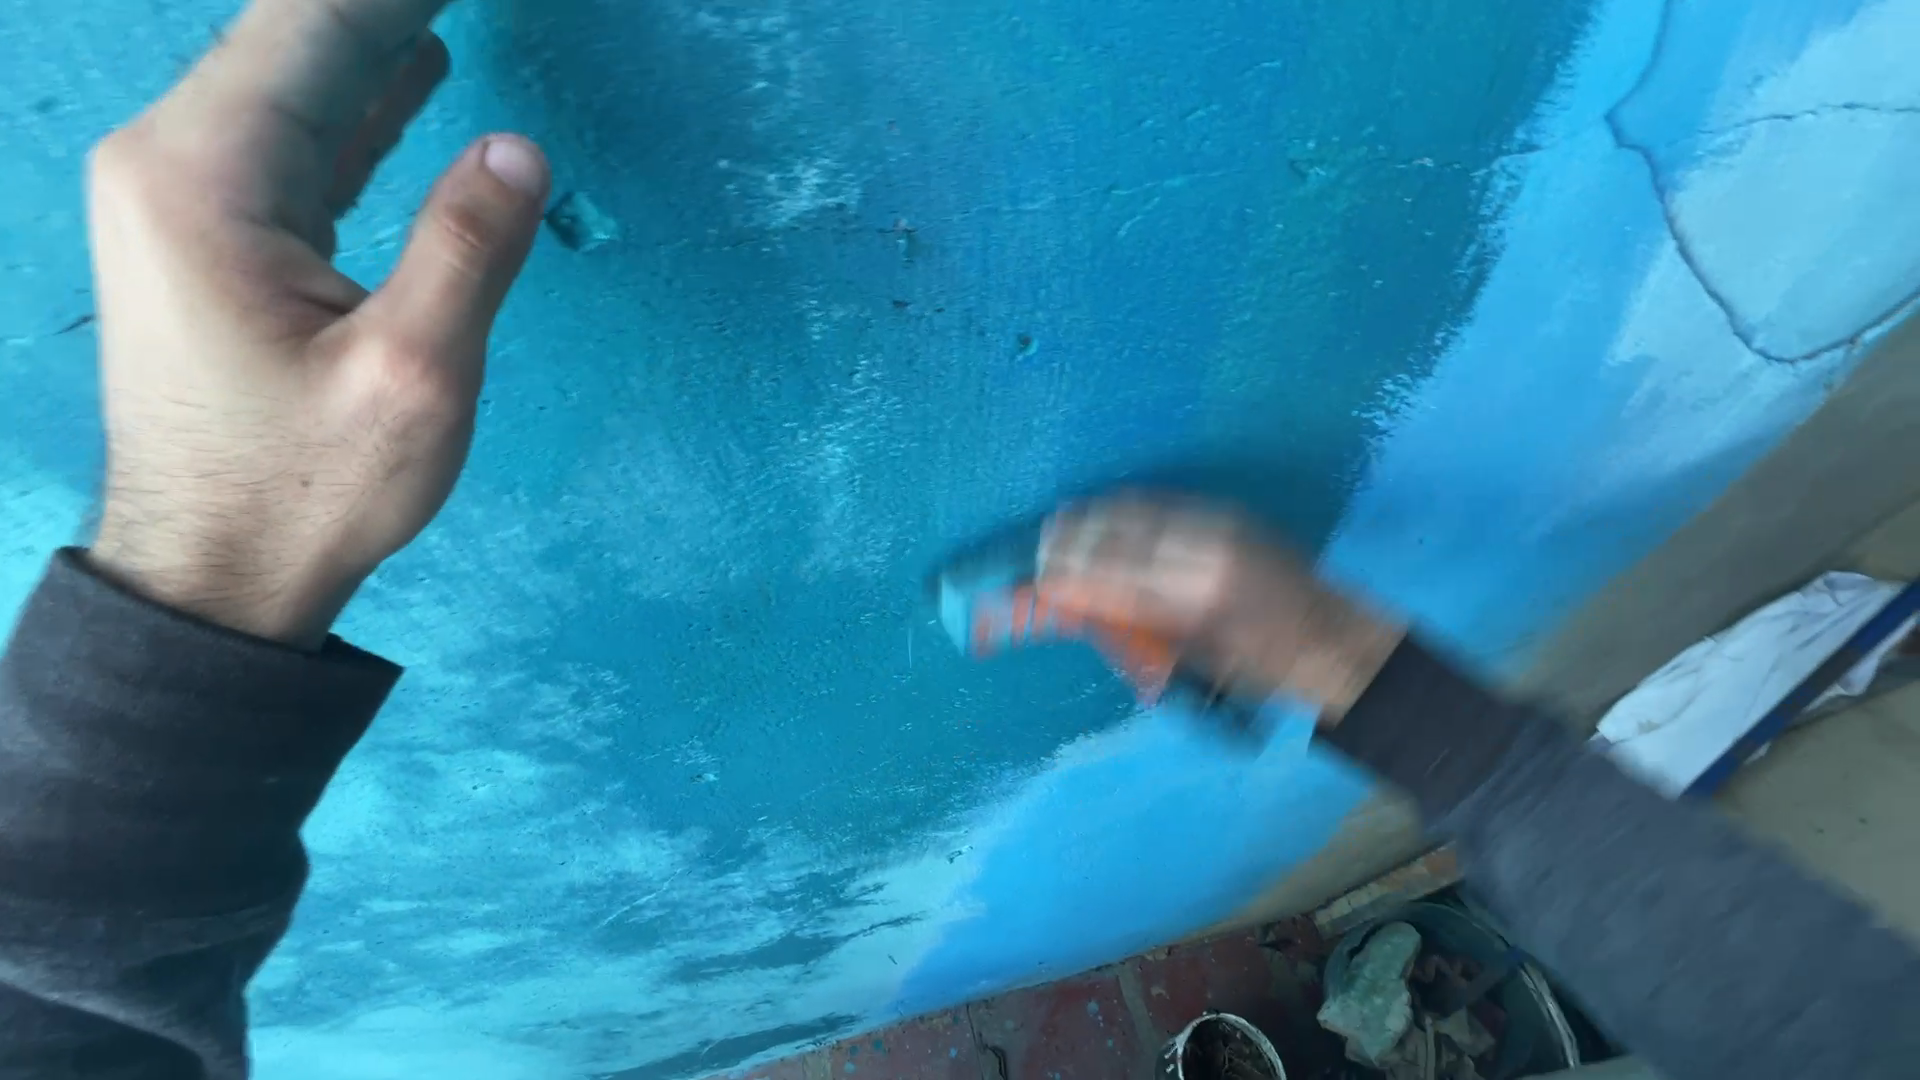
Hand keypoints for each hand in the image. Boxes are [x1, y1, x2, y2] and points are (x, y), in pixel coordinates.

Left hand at [85, 0, 549, 647]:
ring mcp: (194, 204)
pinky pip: (303, 148)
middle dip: (383, 9)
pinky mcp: (224, 244)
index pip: (307, 34)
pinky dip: (364, 110)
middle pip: (292, 48)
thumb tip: (519, 146)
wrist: (224, 569)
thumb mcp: (416, 372)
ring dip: (378, 46)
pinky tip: (407, 82)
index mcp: (208, 177)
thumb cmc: (320, 480)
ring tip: (445, 11)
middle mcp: (178, 167)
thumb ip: (470, 248)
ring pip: (297, 92)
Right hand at [1037, 495, 1404, 720]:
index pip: (1110, 581)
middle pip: (1114, 537)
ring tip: (1057, 531)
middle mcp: (1203, 548)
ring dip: (1088, 520)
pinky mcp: (1224, 511)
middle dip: (1067, 547)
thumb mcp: (1196, 663)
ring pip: (1132, 510)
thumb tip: (1077, 609)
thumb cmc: (1266, 670)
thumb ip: (1135, 629)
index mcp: (1197, 597)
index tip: (1033, 587)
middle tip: (1038, 559)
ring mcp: (1216, 521)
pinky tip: (1100, 515)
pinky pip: (1158, 501)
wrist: (1337, 639)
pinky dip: (1121, 508)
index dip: (1065, 582)